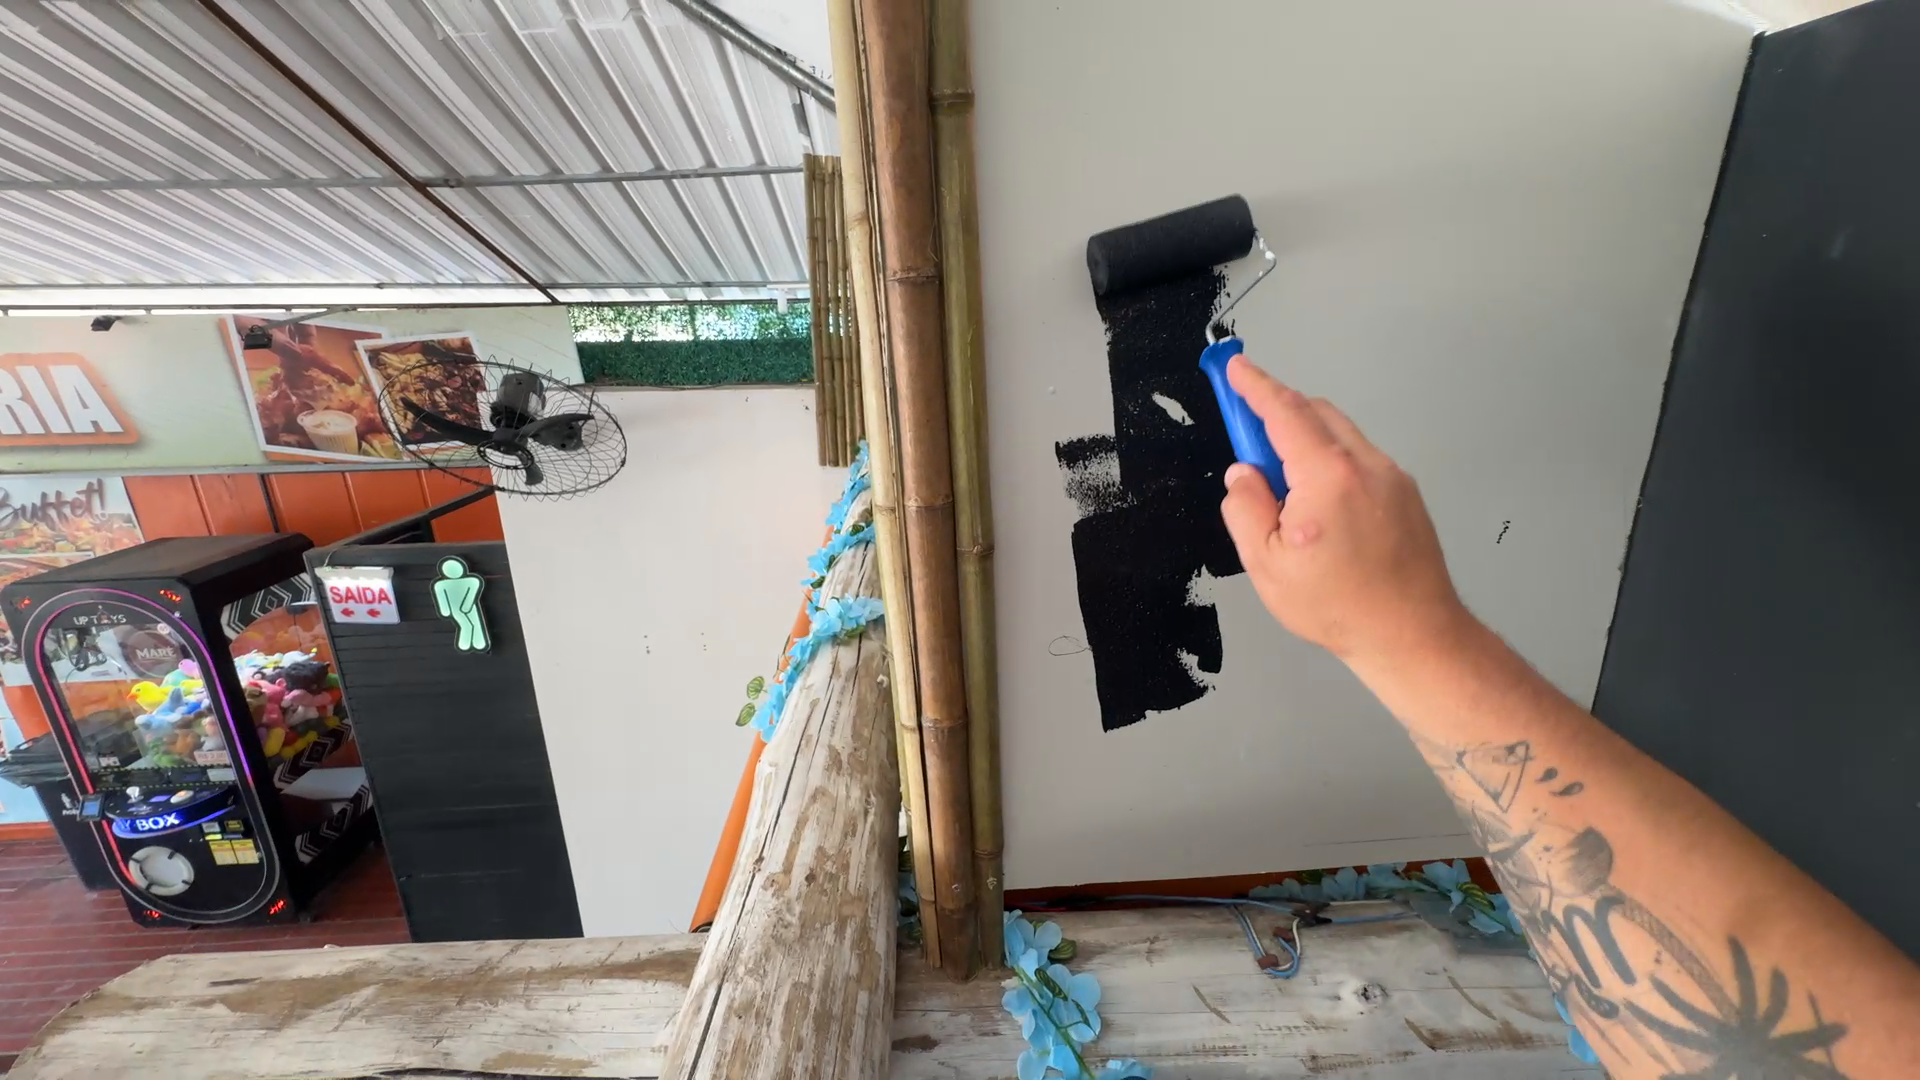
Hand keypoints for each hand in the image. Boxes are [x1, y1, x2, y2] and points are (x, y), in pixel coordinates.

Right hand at [1219, 355, 1470, 664]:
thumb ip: (1245, 508)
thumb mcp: (1265, 563)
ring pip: (1340, 434)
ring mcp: (1392, 477)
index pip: (1284, 413)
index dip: (1255, 386)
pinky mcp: (1405, 493)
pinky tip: (1315, 501)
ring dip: (1303, 436)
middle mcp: (1366, 464)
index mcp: (1327, 476)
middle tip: (1247, 435)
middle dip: (1277, 409)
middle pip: (1316, 413)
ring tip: (1280, 484)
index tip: (1235, 367)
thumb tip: (1243, 473)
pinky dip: (1327, 458)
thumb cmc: (1333, 603)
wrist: (1412, 634)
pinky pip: (1357, 457)